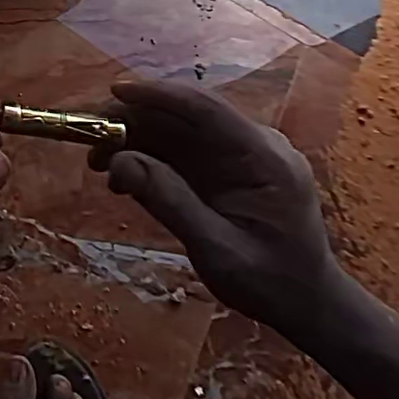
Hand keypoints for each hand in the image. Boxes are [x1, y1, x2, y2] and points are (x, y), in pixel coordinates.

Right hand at [90, 81, 342, 335]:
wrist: (307, 305)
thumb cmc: (270, 282)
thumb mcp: (217, 250)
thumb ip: (171, 203)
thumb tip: (120, 163)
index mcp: (264, 157)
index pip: (206, 109)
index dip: (158, 95)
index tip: (114, 92)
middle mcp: (252, 145)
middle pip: (185, 117)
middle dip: (134, 122)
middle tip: (91, 143)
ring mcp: (239, 154)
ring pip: (177, 131)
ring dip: (135, 141)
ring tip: (98, 165)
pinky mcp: (225, 167)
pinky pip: (181, 151)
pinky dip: (148, 158)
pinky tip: (124, 177)